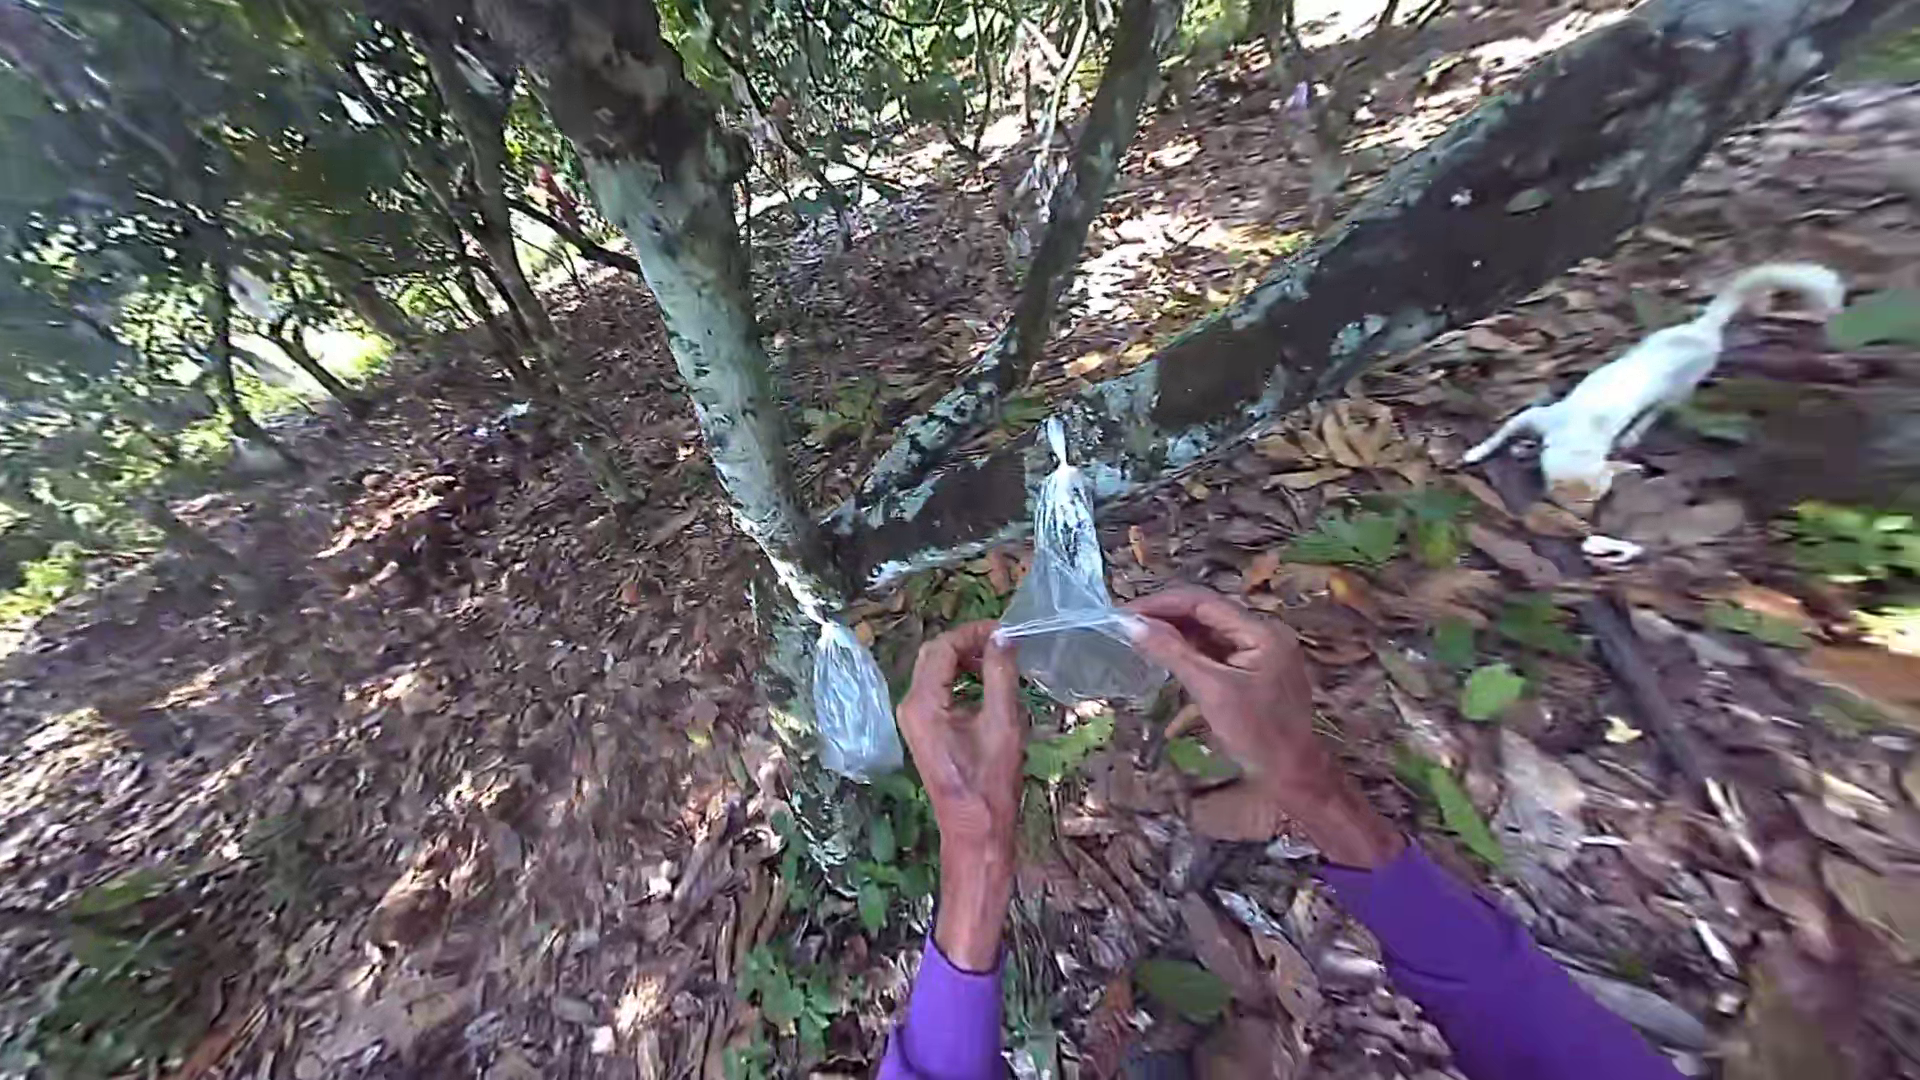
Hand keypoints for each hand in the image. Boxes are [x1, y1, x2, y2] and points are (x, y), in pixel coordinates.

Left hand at [896, 621, 1024, 969]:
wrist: (975, 833)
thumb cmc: (990, 783)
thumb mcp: (1002, 723)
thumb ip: (1000, 674)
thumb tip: (1004, 637)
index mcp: (923, 703)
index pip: (943, 647)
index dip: (974, 633)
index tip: (1006, 633)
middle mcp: (910, 706)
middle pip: (935, 655)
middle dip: (969, 643)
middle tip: (1005, 644)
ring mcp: (913, 718)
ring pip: (936, 669)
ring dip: (966, 659)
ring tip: (1001, 661)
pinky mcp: (923, 728)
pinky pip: (939, 688)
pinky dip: (962, 678)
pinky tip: (988, 683)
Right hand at [1126, 587, 1403, 868]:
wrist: (1294, 778)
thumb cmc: (1257, 734)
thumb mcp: (1210, 690)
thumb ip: (1172, 652)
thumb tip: (1132, 625)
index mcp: (1260, 632)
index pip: (1202, 602)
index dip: (1162, 603)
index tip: (1126, 613)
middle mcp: (1261, 633)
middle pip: (1204, 613)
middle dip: (1164, 616)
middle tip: (1128, 624)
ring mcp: (1258, 651)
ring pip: (1207, 631)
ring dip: (1173, 633)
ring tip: (1138, 637)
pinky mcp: (1250, 669)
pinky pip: (1213, 650)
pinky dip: (1187, 650)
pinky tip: (1162, 655)